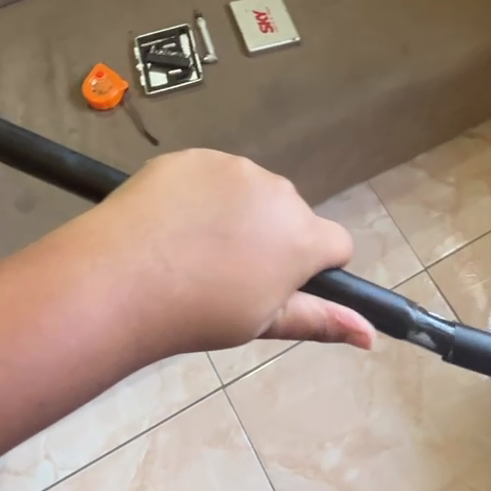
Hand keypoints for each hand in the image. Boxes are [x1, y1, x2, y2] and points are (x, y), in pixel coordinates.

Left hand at [71, 149, 373, 356]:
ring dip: (237, 211)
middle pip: (291, 213)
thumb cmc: (198, 312)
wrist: (121, 278)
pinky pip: (211, 174)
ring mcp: (234, 167)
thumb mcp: (263, 323)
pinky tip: (170, 222)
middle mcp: (278, 191)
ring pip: (251, 191)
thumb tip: (370, 336)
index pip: (336, 242)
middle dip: (272, 235)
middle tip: (226, 270)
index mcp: (302, 236)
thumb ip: (321, 320)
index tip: (279, 283)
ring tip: (192, 247)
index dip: (315, 265)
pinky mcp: (195, 154)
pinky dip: (199, 194)